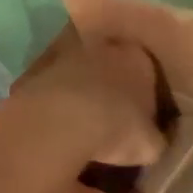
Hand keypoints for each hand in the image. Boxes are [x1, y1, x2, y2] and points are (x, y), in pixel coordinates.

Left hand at [9, 25, 166, 167]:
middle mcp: (106, 47)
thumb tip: (153, 140)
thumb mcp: (150, 145)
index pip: (150, 71)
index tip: (142, 115)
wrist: (60, 122)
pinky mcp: (36, 68)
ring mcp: (68, 54)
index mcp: (140, 59)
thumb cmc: (117, 128)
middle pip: (113, 64)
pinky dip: (57, 98)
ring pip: (81, 70)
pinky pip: (54, 84)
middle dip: (113, 85)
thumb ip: (156, 138)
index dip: (147, 94)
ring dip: (82, 88)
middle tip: (112, 114)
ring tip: (81, 119)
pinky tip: (56, 121)